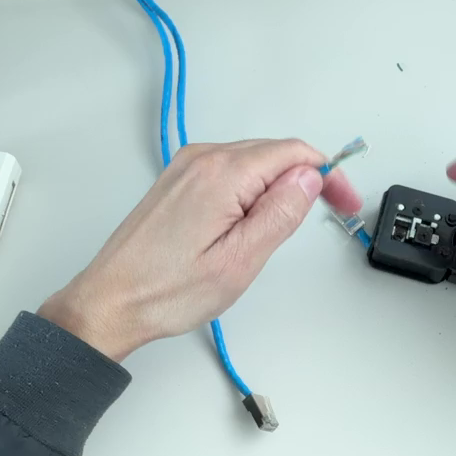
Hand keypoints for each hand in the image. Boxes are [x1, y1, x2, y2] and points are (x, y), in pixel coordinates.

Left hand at [40, 139, 361, 361]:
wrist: (110, 302)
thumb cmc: (167, 291)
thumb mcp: (240, 261)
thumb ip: (279, 213)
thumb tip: (308, 179)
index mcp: (221, 174)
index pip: (293, 153)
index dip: (328, 174)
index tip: (344, 201)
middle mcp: (201, 160)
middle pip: (274, 153)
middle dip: (308, 179)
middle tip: (331, 214)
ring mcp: (186, 168)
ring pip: (253, 163)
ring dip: (279, 187)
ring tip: (286, 228)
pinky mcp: (178, 182)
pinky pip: (229, 173)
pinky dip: (252, 190)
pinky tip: (253, 221)